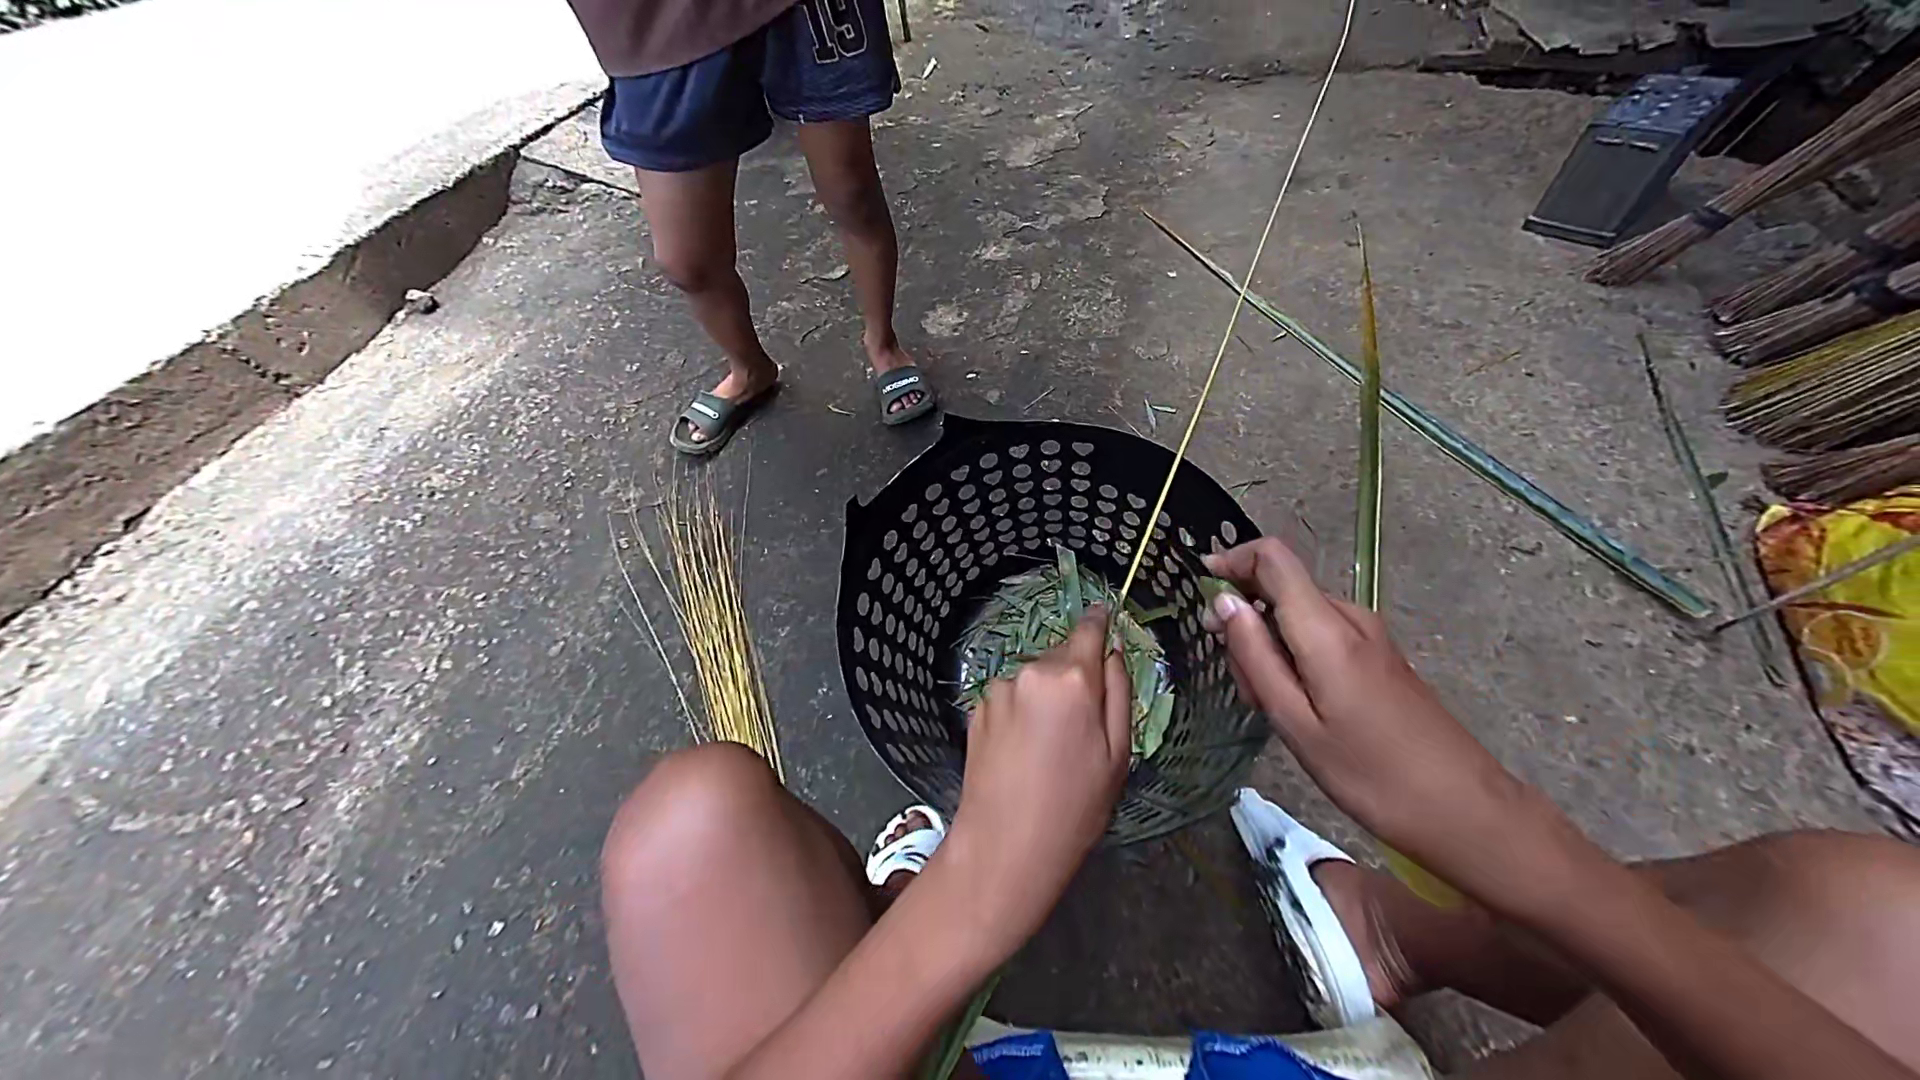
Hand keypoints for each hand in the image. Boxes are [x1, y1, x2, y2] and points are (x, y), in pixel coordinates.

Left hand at [942, 609, 1131, 948]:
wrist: (1004, 845)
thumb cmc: (1074, 806)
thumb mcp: (1118, 753)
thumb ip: (1119, 692)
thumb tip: (1113, 652)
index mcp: (1071, 679)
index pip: (1088, 629)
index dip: (1100, 622)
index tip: (1105, 616)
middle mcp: (1030, 671)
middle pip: (1061, 656)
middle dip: (1074, 675)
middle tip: (1082, 721)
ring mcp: (998, 689)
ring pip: (1034, 678)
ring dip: (1045, 695)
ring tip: (1049, 745)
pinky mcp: (977, 708)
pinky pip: (1011, 697)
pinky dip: (1021, 711)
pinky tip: (1023, 749)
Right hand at [1203, 538, 1572, 899]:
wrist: (1466, 811)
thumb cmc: (1372, 775)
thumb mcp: (1295, 722)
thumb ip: (1255, 656)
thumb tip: (1224, 603)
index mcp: (1327, 630)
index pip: (1273, 558)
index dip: (1232, 560)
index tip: (1202, 591)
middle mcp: (1350, 617)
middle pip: (1280, 587)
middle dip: (1244, 619)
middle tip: (1241, 682)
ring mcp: (1367, 634)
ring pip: (1295, 613)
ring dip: (1266, 643)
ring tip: (1268, 704)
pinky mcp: (1376, 654)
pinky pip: (1319, 633)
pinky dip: (1291, 654)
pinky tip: (1295, 703)